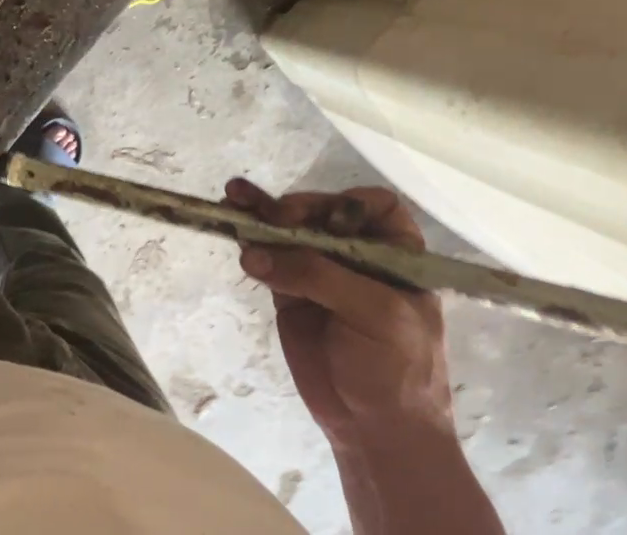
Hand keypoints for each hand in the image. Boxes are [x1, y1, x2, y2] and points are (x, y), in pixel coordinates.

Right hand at [224, 178, 453, 448]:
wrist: (376, 427)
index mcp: (396, 256)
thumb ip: (319, 277)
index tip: (323, 219)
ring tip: (232, 198)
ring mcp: (319, 272)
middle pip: (320, 213)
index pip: (375, 208)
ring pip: (286, 231)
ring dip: (258, 212)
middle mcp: (356, 256)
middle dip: (293, 209)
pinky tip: (229, 222)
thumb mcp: (375, 316)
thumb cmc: (397, 369)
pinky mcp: (288, 291)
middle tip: (274, 219)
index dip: (347, 204)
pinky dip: (246, 239)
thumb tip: (253, 253)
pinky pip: (265, 257)